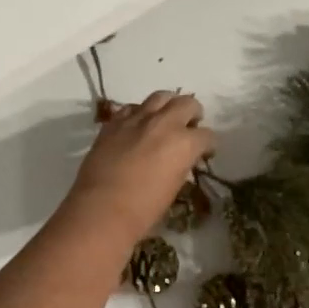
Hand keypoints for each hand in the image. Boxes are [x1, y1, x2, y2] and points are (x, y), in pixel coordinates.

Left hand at [63, 91, 215, 242]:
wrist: (100, 210)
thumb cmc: (142, 211)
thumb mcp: (173, 188)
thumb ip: (180, 166)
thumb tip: (180, 160)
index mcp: (184, 143)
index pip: (207, 136)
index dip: (208, 145)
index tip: (204, 152)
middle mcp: (164, 123)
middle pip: (187, 103)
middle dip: (193, 113)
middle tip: (190, 126)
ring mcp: (137, 119)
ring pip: (160, 97)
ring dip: (168, 105)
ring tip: (165, 118)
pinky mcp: (114, 122)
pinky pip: (132, 108)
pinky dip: (140, 114)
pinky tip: (137, 126)